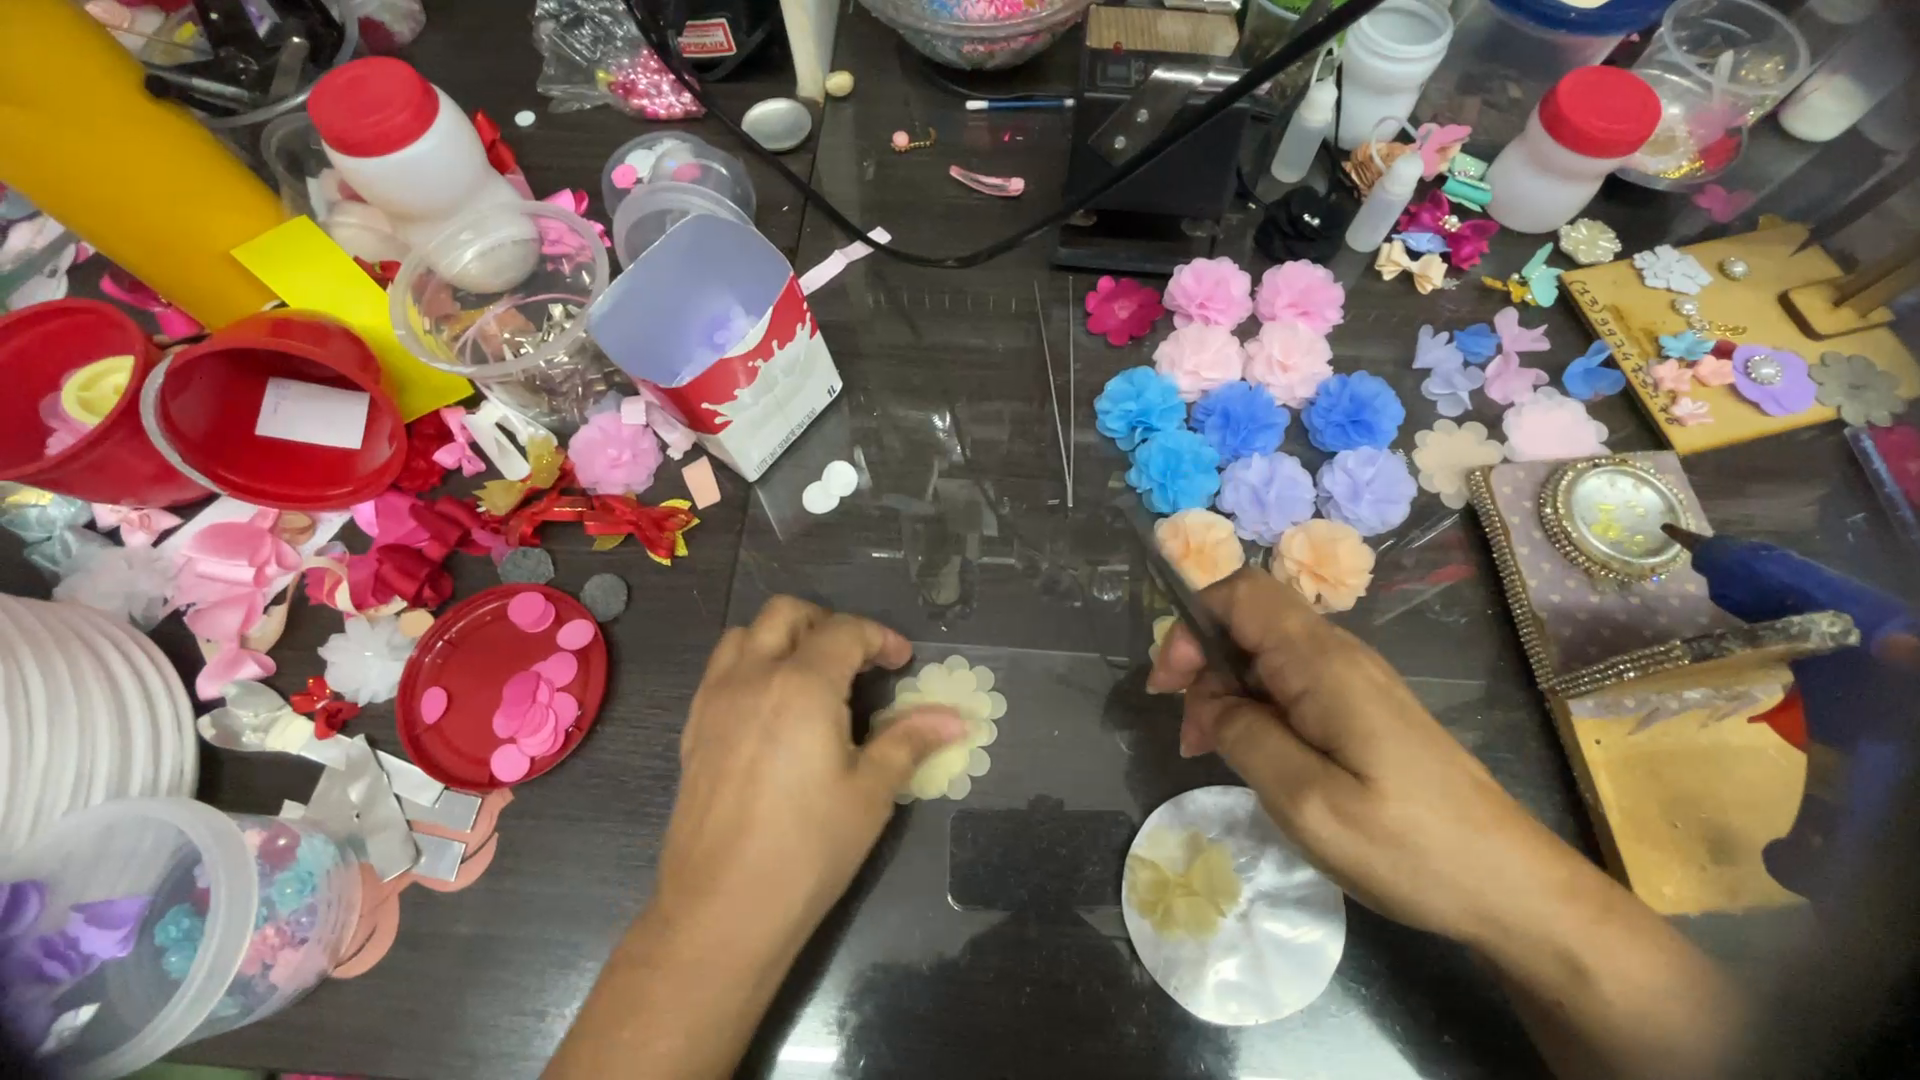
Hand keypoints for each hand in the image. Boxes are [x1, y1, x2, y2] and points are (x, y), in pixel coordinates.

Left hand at [655, 596, 966, 935]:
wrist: (722, 909)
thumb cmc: (809, 848)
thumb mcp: (871, 792)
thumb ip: (909, 740)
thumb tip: (955, 718)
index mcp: (802, 685)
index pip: (844, 631)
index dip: (880, 638)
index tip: (902, 663)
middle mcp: (752, 677)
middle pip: (786, 614)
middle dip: (828, 623)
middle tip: (857, 660)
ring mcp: (715, 701)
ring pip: (745, 635)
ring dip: (782, 637)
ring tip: (812, 676)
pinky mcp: (693, 729)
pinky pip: (720, 671)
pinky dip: (751, 665)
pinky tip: (773, 710)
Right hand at [1146, 570, 1588, 946]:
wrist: (1512, 886)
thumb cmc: (1409, 847)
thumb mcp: (1307, 802)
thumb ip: (1244, 737)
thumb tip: (1209, 701)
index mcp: (1323, 664)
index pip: (1241, 592)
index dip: (1192, 622)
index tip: (1170, 685)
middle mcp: (1339, 656)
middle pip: (1248, 621)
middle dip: (1202, 665)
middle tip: (1191, 736)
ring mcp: (1353, 681)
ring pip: (1265, 655)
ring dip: (1226, 692)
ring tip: (1214, 752)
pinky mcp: (1361, 709)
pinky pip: (1290, 685)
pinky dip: (1256, 709)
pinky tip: (1256, 757)